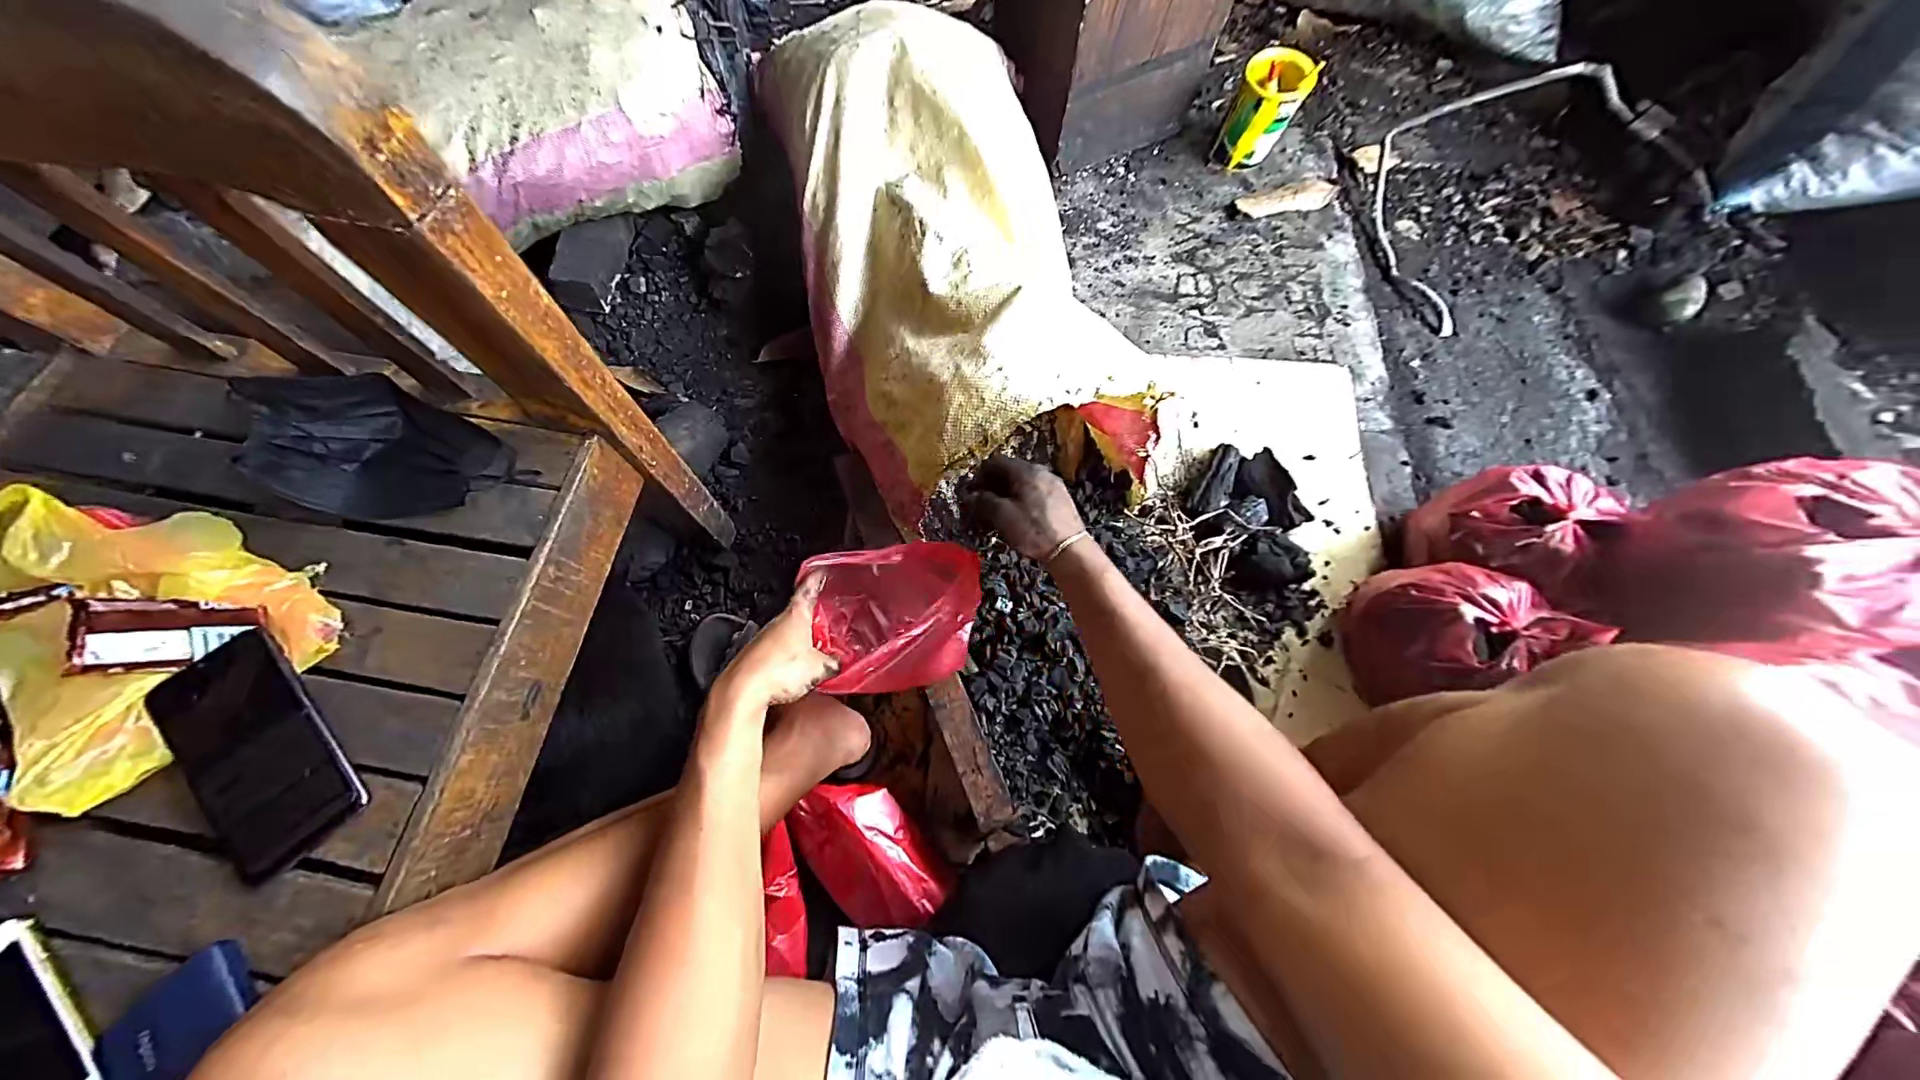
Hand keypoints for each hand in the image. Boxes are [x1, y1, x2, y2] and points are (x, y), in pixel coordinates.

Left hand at [713, 573, 838, 706]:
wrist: (743, 692)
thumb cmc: (776, 670)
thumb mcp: (821, 667)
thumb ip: (833, 662)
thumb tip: (838, 663)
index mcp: (795, 615)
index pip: (808, 588)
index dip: (817, 580)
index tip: (821, 572)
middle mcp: (777, 623)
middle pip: (798, 612)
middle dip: (812, 616)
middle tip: (827, 619)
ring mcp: (763, 639)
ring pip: (786, 633)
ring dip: (799, 638)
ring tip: (814, 651)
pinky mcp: (755, 657)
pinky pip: (776, 651)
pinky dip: (786, 656)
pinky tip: (794, 670)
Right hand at [966, 455, 1086, 561]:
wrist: (1069, 549)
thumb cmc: (1033, 530)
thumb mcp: (1002, 515)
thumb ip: (984, 501)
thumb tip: (971, 495)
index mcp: (1026, 471)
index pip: (996, 462)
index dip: (980, 475)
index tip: (972, 491)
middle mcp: (1042, 472)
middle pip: (1011, 471)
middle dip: (993, 485)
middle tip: (983, 503)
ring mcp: (1054, 485)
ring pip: (1023, 482)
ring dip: (1007, 493)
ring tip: (999, 512)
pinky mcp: (1061, 499)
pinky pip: (1035, 492)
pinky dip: (1022, 499)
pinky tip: (1018, 516)